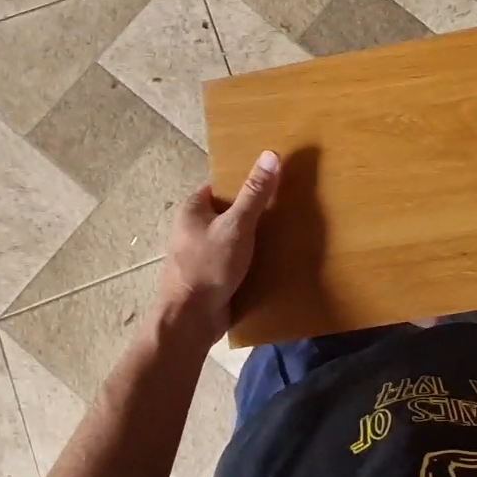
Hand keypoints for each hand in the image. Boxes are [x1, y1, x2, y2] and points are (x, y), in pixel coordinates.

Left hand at [159, 150, 280, 341]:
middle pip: (229, 212)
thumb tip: (271, 154)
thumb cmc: (208, 266)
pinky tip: (274, 259)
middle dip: (254, 211)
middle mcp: (193, 230)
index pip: (222, 186)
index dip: (245, 182)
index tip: (273, 180)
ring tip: (286, 231)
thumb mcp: (236, 225)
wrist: (190, 322)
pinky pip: (235, 260)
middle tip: (285, 205)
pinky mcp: (212, 277)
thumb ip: (254, 193)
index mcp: (193, 210)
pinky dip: (252, 259)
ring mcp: (202, 255)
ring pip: (234, 237)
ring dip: (255, 238)